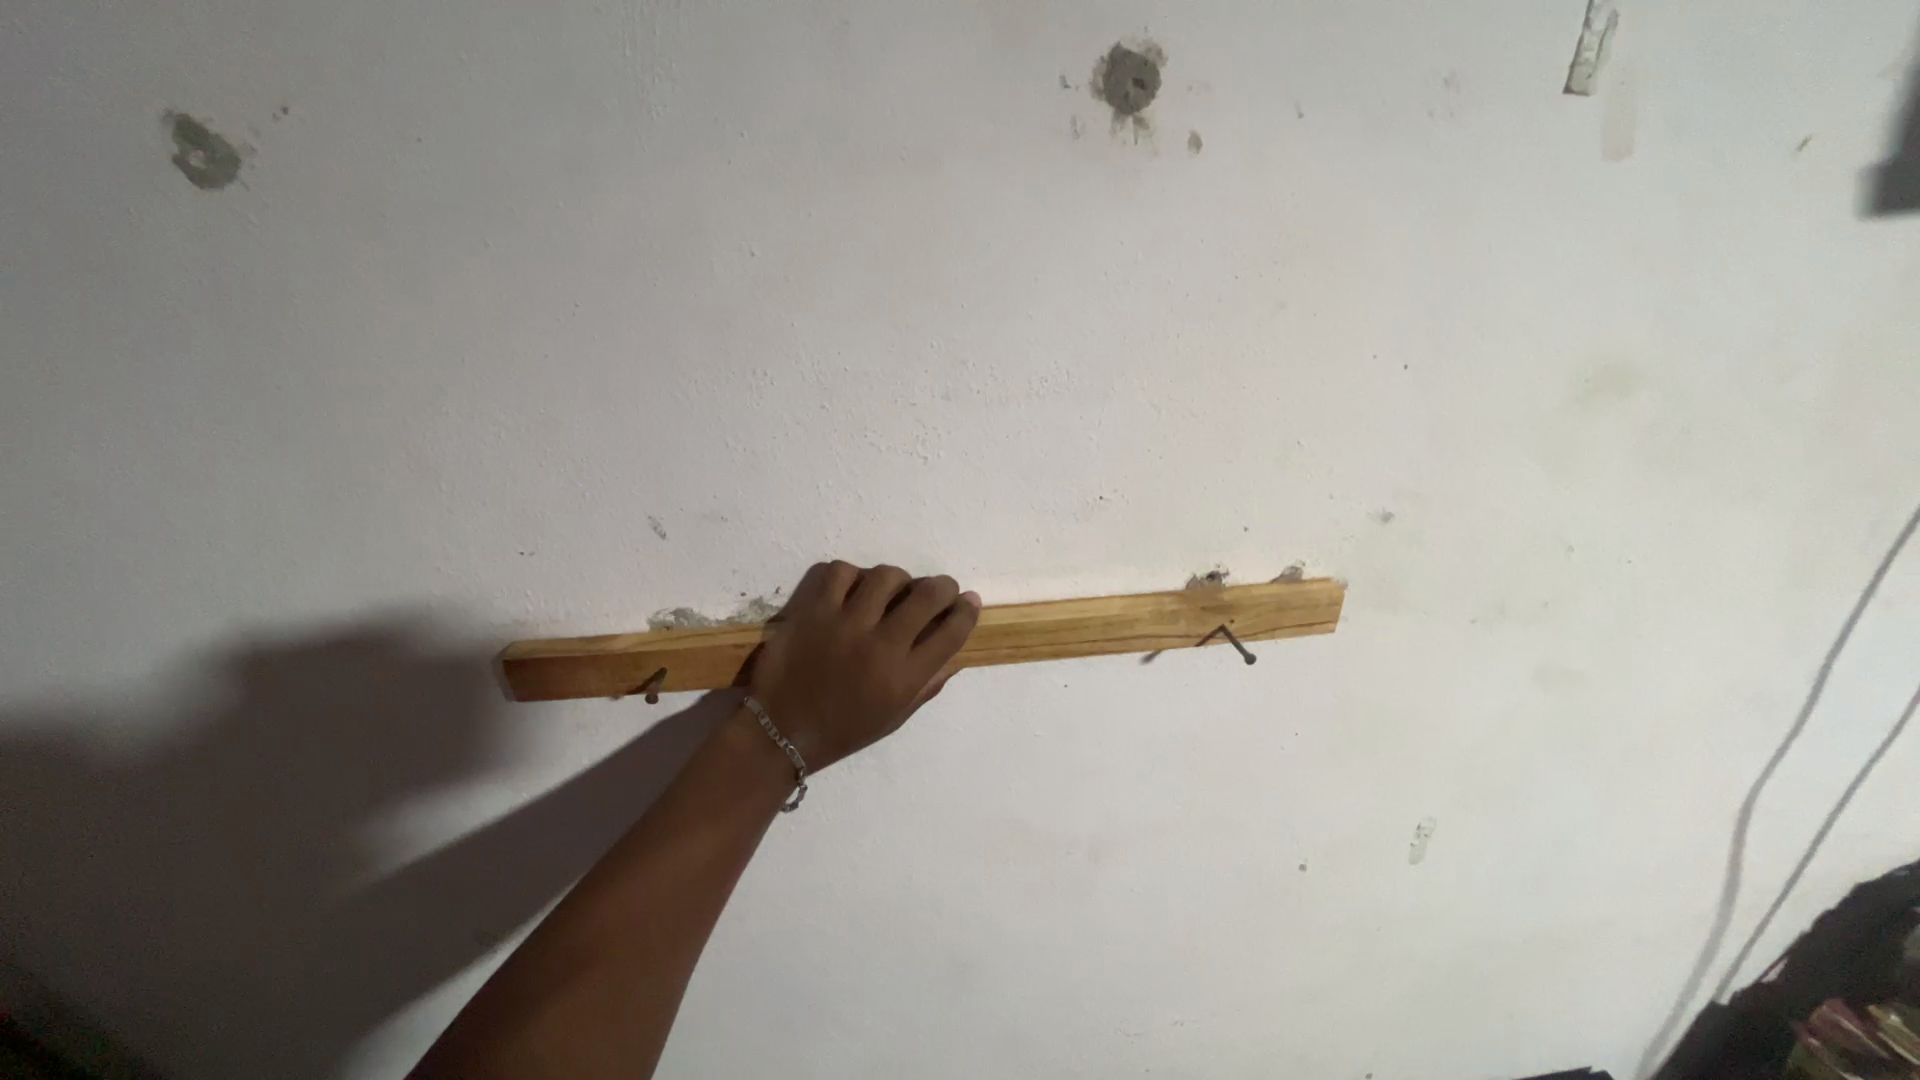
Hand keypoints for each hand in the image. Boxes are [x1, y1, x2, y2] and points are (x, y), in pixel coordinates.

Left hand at [745, 562, 980, 770]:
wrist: (780, 731)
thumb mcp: (894, 717)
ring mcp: (845, 624)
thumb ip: (927, 684)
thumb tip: (956, 655)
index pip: (952, 632)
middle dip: (943, 587)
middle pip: (928, 595)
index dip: (967, 611)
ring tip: (892, 590)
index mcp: (904, 677)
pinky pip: (840, 572)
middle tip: (939, 589)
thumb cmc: (842, 730)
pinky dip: (851, 576)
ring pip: (886, 576)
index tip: (968, 602)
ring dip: (897, 580)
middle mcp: (881, 645)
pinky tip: (852, 590)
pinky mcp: (813, 611)